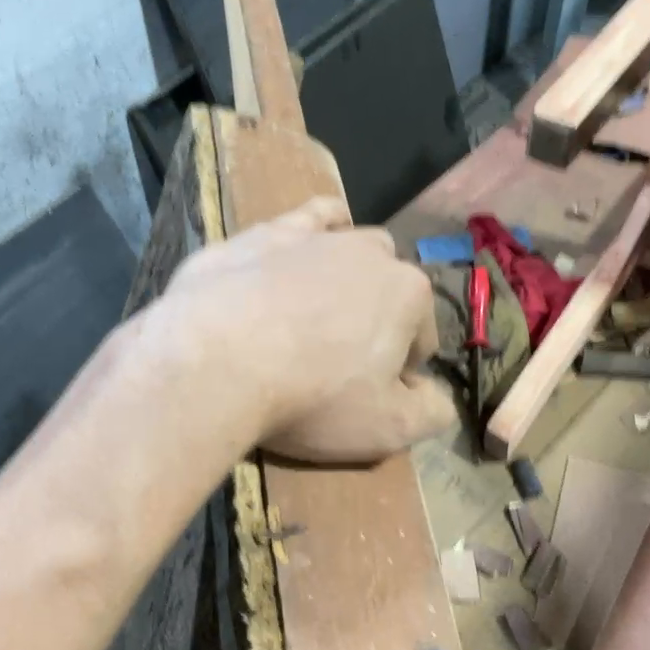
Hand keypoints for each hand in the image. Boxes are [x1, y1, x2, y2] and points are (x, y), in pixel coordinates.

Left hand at [156, 197, 455, 462]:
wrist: (213, 363)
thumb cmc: (311, 398)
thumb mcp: (387, 429)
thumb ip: (430, 413)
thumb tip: (436, 399)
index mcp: (408, 294)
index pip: (421, 336)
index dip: (402, 371)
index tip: (372, 396)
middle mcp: (368, 252)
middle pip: (388, 286)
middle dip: (379, 317)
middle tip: (342, 361)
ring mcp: (312, 236)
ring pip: (349, 246)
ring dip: (348, 276)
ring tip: (322, 311)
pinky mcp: (260, 235)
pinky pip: (302, 220)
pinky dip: (314, 231)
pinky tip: (306, 244)